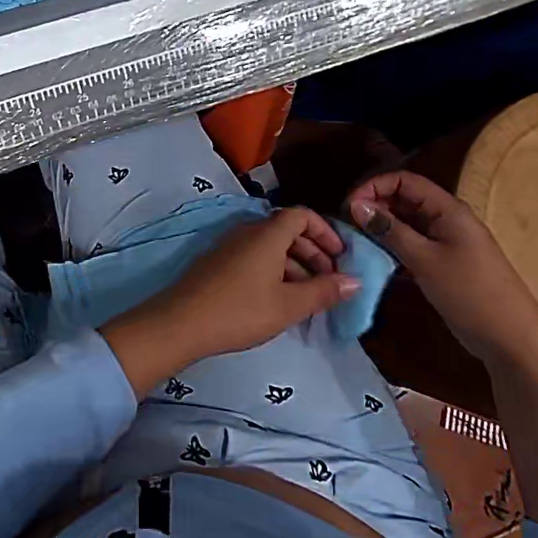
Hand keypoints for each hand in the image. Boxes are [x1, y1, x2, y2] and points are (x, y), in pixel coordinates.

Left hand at [100, 208, 359, 397]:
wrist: (182, 322)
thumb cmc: (240, 310)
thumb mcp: (289, 305)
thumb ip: (323, 292)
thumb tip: (355, 281)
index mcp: (268, 234)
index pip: (302, 215)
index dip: (325, 232)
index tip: (340, 257)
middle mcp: (248, 232)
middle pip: (287, 230)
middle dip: (314, 252)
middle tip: (329, 281)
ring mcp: (230, 246)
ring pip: (271, 247)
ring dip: (295, 265)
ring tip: (308, 296)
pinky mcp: (218, 263)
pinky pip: (255, 257)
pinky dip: (274, 271)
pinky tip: (279, 301)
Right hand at [345, 171, 537, 357]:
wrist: (511, 339)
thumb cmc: (469, 293)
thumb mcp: (425, 260)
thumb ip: (390, 230)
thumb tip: (357, 205)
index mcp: (448, 209)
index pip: (405, 180)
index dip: (374, 186)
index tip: (349, 206)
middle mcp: (447, 219)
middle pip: (405, 199)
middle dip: (375, 206)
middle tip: (348, 225)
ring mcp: (447, 242)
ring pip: (407, 223)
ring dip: (382, 228)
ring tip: (356, 242)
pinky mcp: (444, 263)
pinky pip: (413, 244)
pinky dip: (393, 247)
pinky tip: (375, 260)